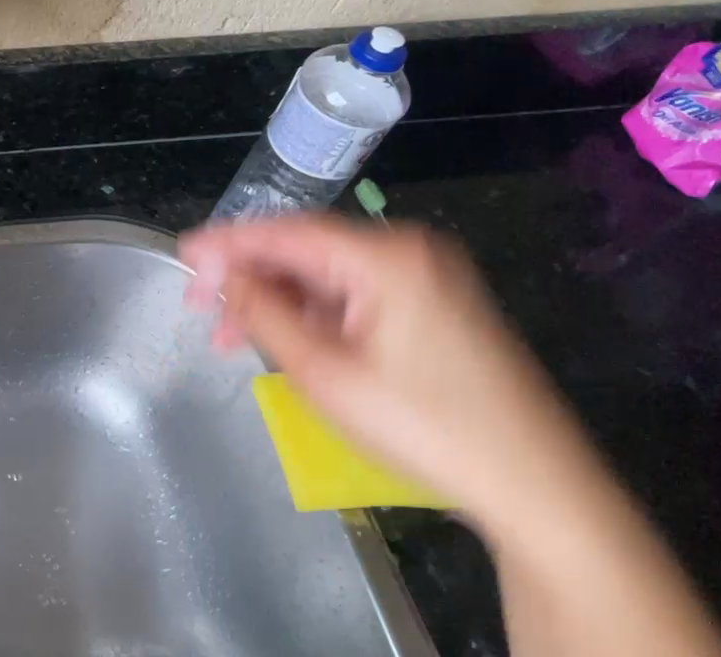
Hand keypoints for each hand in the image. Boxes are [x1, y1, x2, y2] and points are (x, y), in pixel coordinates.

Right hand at [180, 215, 597, 524]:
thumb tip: (225, 276)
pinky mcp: (435, 308)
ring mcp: (427, 279)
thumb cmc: (425, 426)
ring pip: (327, 276)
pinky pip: (355, 295)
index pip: (286, 231)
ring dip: (277, 301)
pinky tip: (284, 339)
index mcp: (385, 256)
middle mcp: (408, 252)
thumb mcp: (325, 372)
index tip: (182, 255)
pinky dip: (314, 314)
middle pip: (306, 250)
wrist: (538, 489)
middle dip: (248, 278)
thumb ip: (264, 313)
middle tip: (199, 307)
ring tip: (230, 337)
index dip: (227, 242)